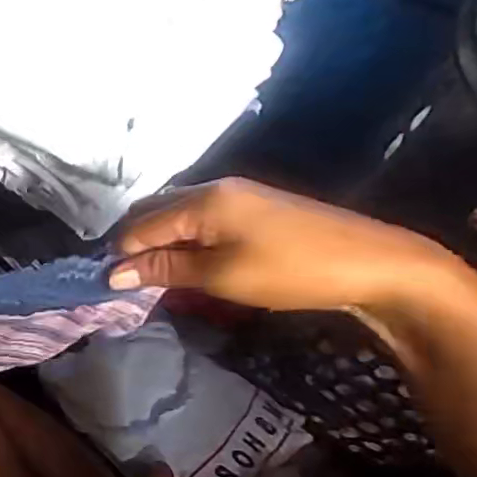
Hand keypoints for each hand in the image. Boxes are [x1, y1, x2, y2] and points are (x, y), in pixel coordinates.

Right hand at [107, 178, 463, 316]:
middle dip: (133, 245)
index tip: (106, 287)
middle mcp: (213, 188)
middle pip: (153, 211)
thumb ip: (165, 269)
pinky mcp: (252, 208)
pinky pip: (199, 220)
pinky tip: (185, 264)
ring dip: (158, 243)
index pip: (140, 224)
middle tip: (127, 284)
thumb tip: (114, 272)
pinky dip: (182, 241)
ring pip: (176, 215)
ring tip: (152, 278)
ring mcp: (236, 195)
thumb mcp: (220, 276)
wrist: (370, 262)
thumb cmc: (289, 270)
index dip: (119, 255)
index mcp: (201, 200)